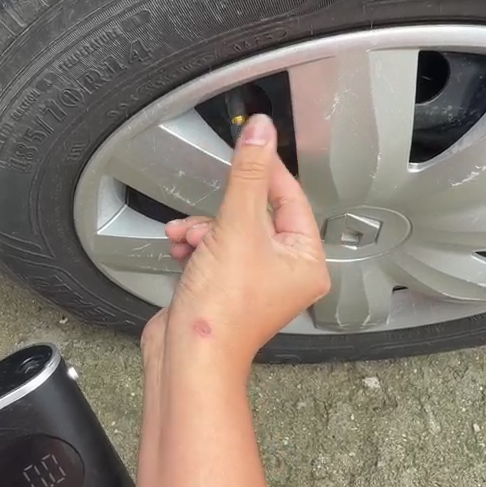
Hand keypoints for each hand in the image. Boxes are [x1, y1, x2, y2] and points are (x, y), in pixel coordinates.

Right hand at [162, 114, 330, 363]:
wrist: (189, 354)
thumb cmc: (222, 310)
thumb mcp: (236, 227)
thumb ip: (248, 175)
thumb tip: (260, 132)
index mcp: (306, 261)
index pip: (291, 198)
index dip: (266, 173)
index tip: (249, 148)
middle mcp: (285, 273)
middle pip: (256, 214)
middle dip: (221, 211)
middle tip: (208, 219)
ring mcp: (255, 282)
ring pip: (229, 231)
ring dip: (202, 228)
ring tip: (186, 238)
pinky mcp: (227, 288)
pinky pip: (214, 250)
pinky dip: (195, 246)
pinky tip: (180, 250)